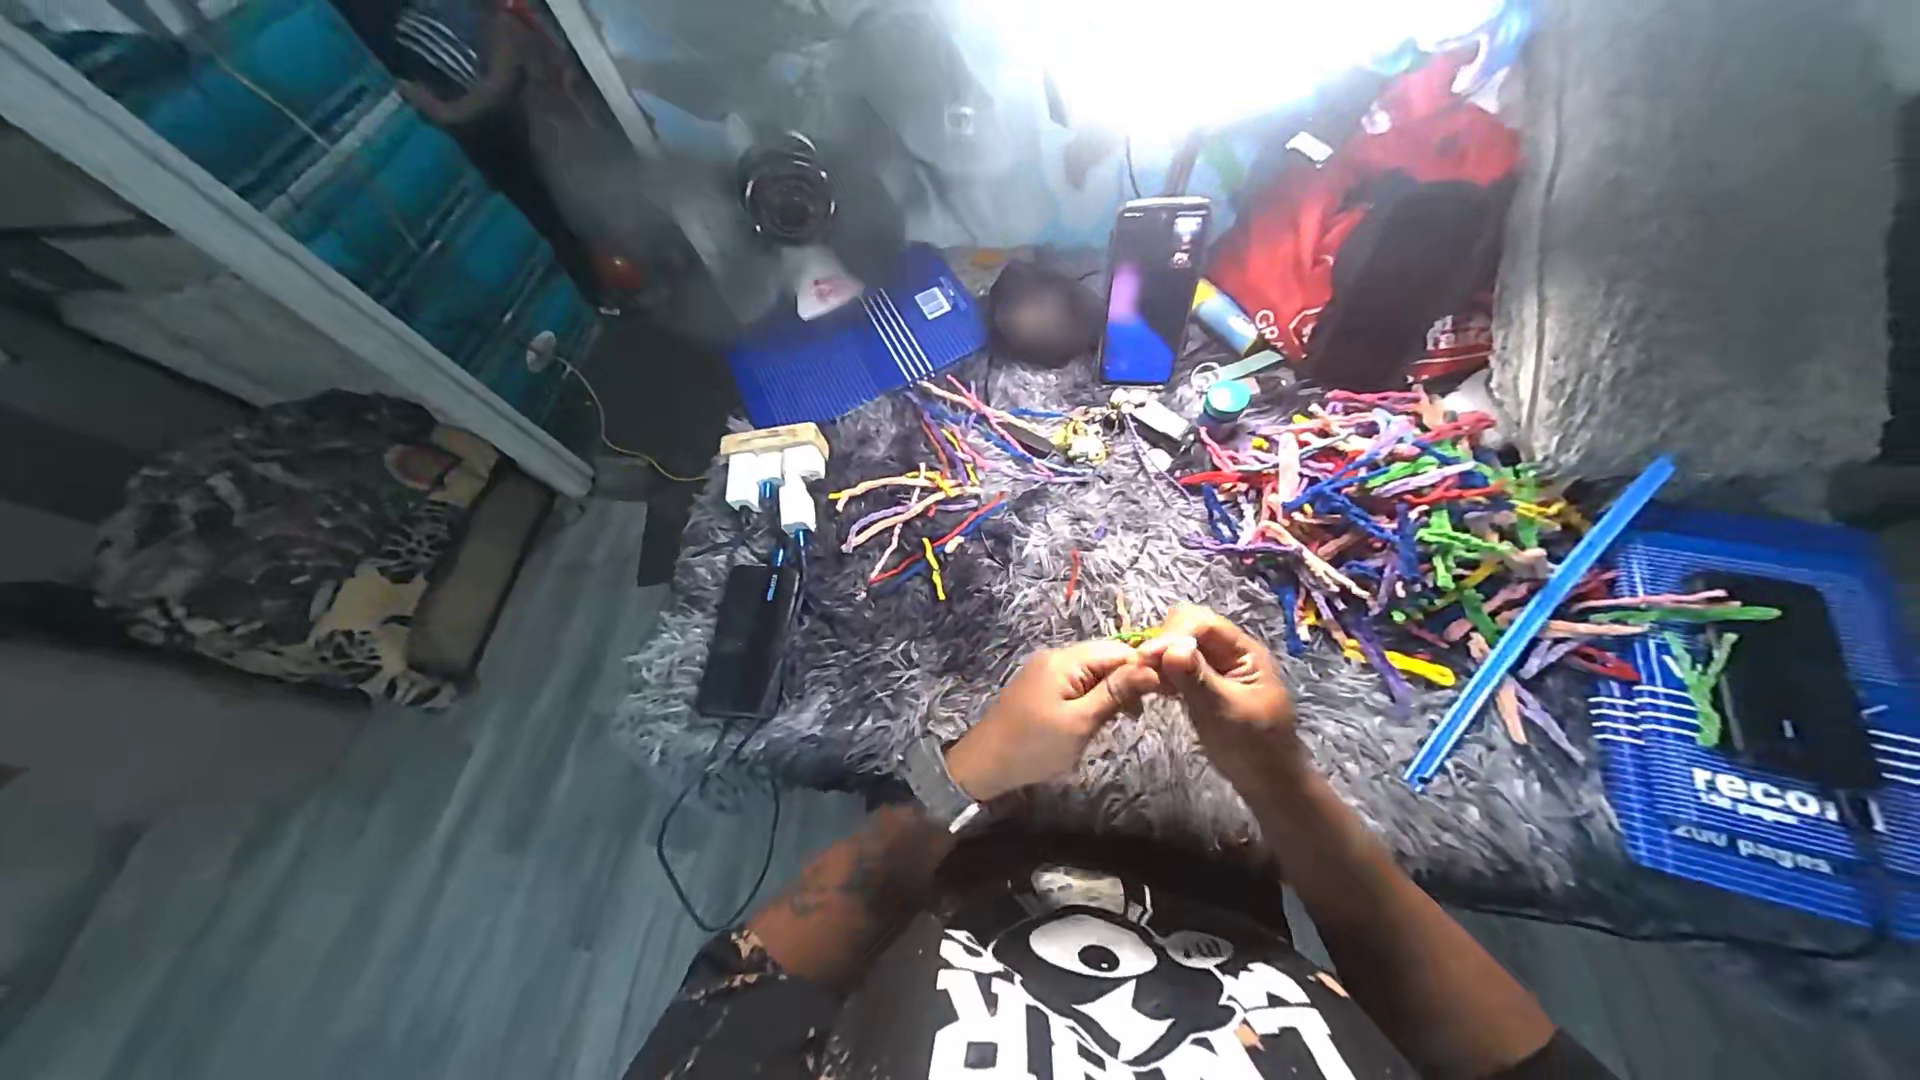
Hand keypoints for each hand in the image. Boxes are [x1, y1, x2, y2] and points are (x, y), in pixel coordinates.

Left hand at [943, 640, 1159, 800]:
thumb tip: (1152, 669)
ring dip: (1113, 689)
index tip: (1165, 692)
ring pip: (1093, 670)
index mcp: (1065, 660)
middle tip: (1142, 711)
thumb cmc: (1034, 746)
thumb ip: (1115, 693)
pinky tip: (1102, 716)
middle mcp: (1056, 657)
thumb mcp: (1080, 722)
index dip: (1143, 667)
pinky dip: (1094, 696)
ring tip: (1126, 717)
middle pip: (1105, 657)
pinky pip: (1078, 682)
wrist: (983, 764)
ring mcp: (1047, 671)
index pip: (1117, 650)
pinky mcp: (1043, 687)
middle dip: (1128, 679)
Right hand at [1139, 605, 1304, 781]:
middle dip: (1163, 641)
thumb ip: (1199, 679)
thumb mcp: (1227, 712)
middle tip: (1144, 667)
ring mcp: (1213, 665)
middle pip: (1187, 625)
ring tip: (1145, 679)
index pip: (1202, 623)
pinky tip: (1153, 687)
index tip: (1147, 657)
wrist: (1267, 781)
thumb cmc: (1256, 747)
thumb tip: (1171, 648)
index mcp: (1244, 651)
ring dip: (1158, 657)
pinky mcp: (1199, 681)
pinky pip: (1174, 664)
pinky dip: (1160, 671)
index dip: (1173, 634)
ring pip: (1177, 644)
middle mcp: (1227, 651)